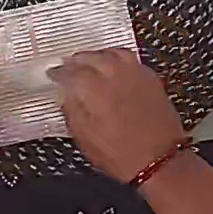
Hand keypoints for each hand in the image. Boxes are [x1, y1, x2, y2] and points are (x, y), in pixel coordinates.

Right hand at [48, 48, 187, 182]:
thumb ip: (72, 111)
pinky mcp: (150, 78)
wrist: (159, 160)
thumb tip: (67, 96)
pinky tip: (114, 64)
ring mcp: (134, 74)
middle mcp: (114, 76)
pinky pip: (129, 58)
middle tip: (68, 65)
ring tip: (89, 61)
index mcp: (95, 89)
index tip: (53, 74)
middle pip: (90, 57)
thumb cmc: (123, 154)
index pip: (70, 72)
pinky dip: (116, 57)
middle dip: (76, 60)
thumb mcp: (85, 138)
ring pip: (111, 52)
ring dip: (97, 55)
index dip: (59, 72)